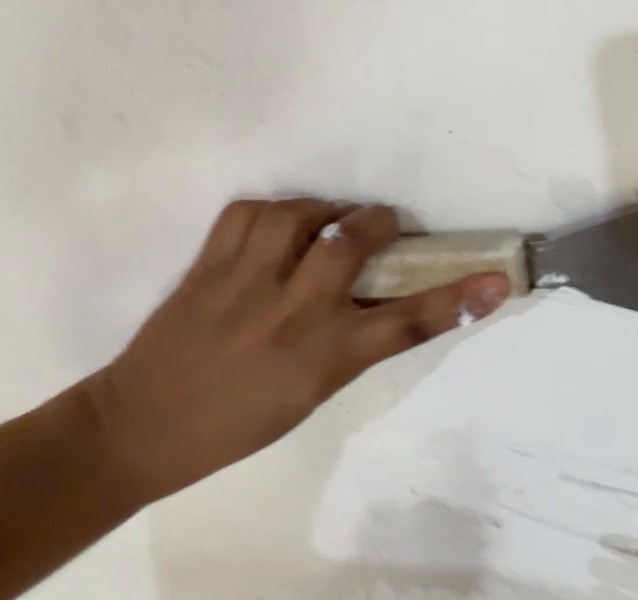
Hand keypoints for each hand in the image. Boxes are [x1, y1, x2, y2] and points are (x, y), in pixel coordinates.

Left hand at [81, 199, 509, 501]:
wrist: (140, 428)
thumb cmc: (241, 418)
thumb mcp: (315, 389)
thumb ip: (359, 338)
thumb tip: (402, 297)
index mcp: (324, 357)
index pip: (407, 323)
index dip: (459, 298)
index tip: (498, 278)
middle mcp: (290, 315)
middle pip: (353, 242)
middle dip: (381, 222)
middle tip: (386, 227)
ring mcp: (244, 285)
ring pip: (299, 215)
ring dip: (327, 209)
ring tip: (330, 219)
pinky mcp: (207, 266)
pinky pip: (248, 211)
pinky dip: (275, 209)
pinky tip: (281, 223)